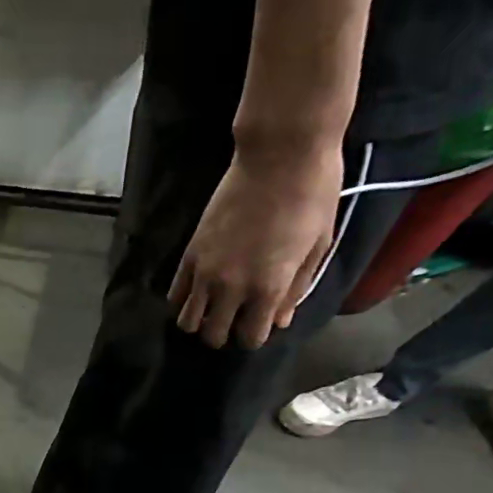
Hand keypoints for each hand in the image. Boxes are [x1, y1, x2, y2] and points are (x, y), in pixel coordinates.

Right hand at [170, 140, 343, 349]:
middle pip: (212, 334)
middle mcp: (231, 288)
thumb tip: (279, 319)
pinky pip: (175, 294)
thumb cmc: (312, 195)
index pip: (251, 337)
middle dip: (223, 334)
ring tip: (210, 310)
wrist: (280, 156)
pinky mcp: (189, 256)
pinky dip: (183, 301)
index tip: (258, 327)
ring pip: (186, 321)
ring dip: (199, 321)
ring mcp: (205, 273)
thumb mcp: (317, 245)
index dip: (254, 337)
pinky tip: (196, 292)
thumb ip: (295, 287)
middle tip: (232, 321)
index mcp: (268, 287)